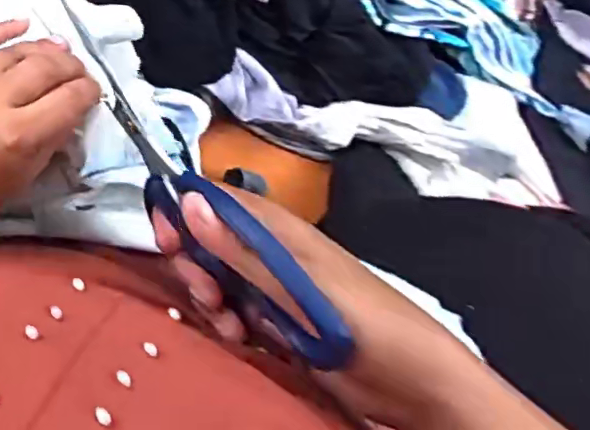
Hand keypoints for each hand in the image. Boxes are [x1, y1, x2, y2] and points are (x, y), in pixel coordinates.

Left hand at [0, 20, 101, 217]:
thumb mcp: (27, 173)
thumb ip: (55, 135)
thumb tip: (76, 99)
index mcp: (16, 135)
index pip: (67, 100)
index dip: (87, 91)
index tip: (93, 89)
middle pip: (46, 68)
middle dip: (71, 67)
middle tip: (79, 71)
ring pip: (20, 51)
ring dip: (45, 49)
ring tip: (60, 51)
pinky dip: (7, 28)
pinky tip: (26, 25)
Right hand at [155, 189, 561, 429]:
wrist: (425, 391)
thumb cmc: (365, 325)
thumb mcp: (300, 288)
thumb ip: (241, 248)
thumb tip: (187, 198)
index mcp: (274, 226)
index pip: (211, 197)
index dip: (181, 208)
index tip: (164, 235)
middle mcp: (267, 248)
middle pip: (206, 237)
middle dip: (195, 262)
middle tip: (207, 291)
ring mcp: (272, 283)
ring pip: (216, 275)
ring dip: (210, 296)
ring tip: (227, 321)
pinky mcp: (277, 317)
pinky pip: (234, 307)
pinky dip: (228, 320)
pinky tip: (240, 335)